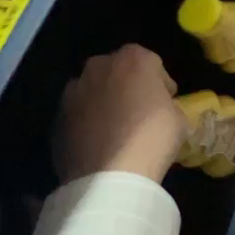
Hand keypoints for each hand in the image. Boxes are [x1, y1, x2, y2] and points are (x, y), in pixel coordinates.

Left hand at [52, 44, 185, 183]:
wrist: (108, 176)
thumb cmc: (152, 137)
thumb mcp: (178, 116)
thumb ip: (165, 103)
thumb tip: (158, 109)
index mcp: (133, 58)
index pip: (151, 63)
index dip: (159, 82)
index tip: (166, 100)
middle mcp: (99, 67)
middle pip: (117, 71)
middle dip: (127, 85)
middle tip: (138, 109)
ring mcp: (73, 93)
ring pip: (92, 91)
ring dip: (103, 102)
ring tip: (114, 127)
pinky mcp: (56, 121)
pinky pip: (78, 116)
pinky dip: (86, 123)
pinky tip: (98, 143)